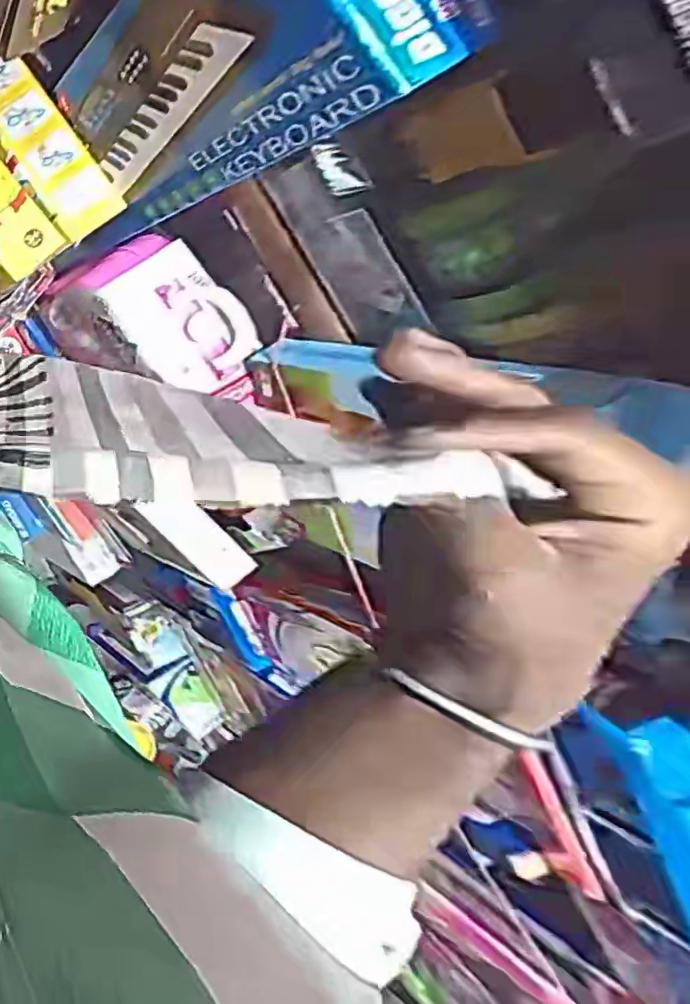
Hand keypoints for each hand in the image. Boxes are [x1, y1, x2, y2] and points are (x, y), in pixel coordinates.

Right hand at [374, 330, 689, 731]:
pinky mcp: (465, 482)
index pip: (567, 434)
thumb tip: (399, 451)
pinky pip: (436, 437)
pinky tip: (379, 390)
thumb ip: (458, 503)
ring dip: (430, 386)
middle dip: (459, 381)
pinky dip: (403, 414)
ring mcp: (518, 474)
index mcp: (635, 496)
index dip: (490, 426)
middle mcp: (584, 472)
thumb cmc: (506, 629)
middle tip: (397, 348)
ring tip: (392, 353)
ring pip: (478, 414)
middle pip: (522, 410)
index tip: (411, 435)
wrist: (463, 666)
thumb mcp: (493, 569)